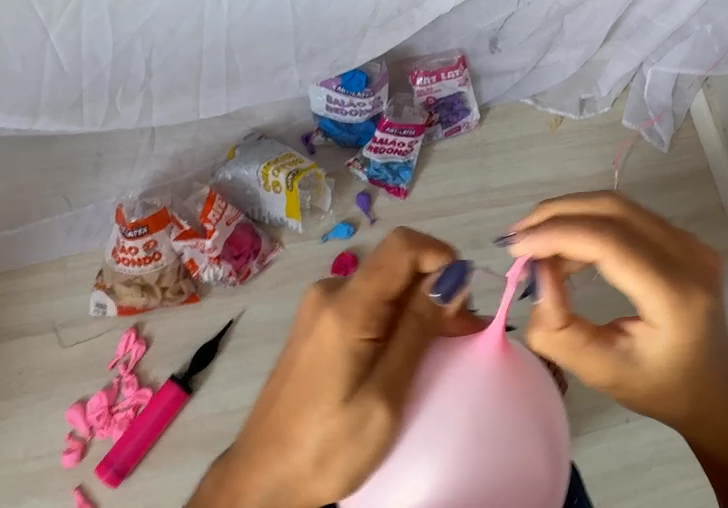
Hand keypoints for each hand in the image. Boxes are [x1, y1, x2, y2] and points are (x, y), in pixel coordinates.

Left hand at [189, 228, 484, 507]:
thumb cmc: (326, 448)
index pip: (403, 245)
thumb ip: (418, 331)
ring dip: (420, 309)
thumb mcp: (385, 396)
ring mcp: (322, 308)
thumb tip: (454, 279)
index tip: (463, 300)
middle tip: (465, 338)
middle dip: (438, 291)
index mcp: (345, 305)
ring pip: (387, 287)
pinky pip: (370, 306)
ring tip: (444, 352)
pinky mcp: (320, 326)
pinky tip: (411, 355)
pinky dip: (398, 321)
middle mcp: (330, 292)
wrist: (263, 482)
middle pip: (397, 266)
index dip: (442, 258)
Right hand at [507, 193, 727, 506]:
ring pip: (618, 205)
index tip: (516, 249)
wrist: (715, 389)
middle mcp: (690, 257)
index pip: (610, 242)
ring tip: (535, 242)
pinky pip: (627, 215)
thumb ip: (560, 329)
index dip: (558, 235)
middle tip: (518, 237)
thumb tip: (538, 275)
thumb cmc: (660, 388)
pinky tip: (566, 246)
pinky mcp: (683, 238)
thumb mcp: (602, 372)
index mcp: (676, 296)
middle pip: (613, 210)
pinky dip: (589, 222)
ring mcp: (691, 242)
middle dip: (558, 215)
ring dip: (570, 215)